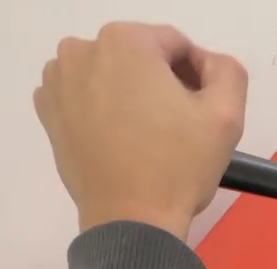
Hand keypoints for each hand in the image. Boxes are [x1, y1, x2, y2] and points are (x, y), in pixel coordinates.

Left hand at [34, 23, 247, 239]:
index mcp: (127, 42)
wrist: (132, 218)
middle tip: (181, 131)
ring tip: (150, 139)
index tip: (206, 116)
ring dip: (133, 97)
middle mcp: (83, 48)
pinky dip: (104, 113)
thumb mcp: (227, 117)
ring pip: (111, 76)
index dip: (200, 78)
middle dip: (164, 87)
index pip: (177, 45)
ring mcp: (58, 78)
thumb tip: (210, 64)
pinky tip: (122, 144)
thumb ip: (228, 73)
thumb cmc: (181, 167)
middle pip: (140, 58)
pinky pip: (84, 98)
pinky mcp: (47, 110)